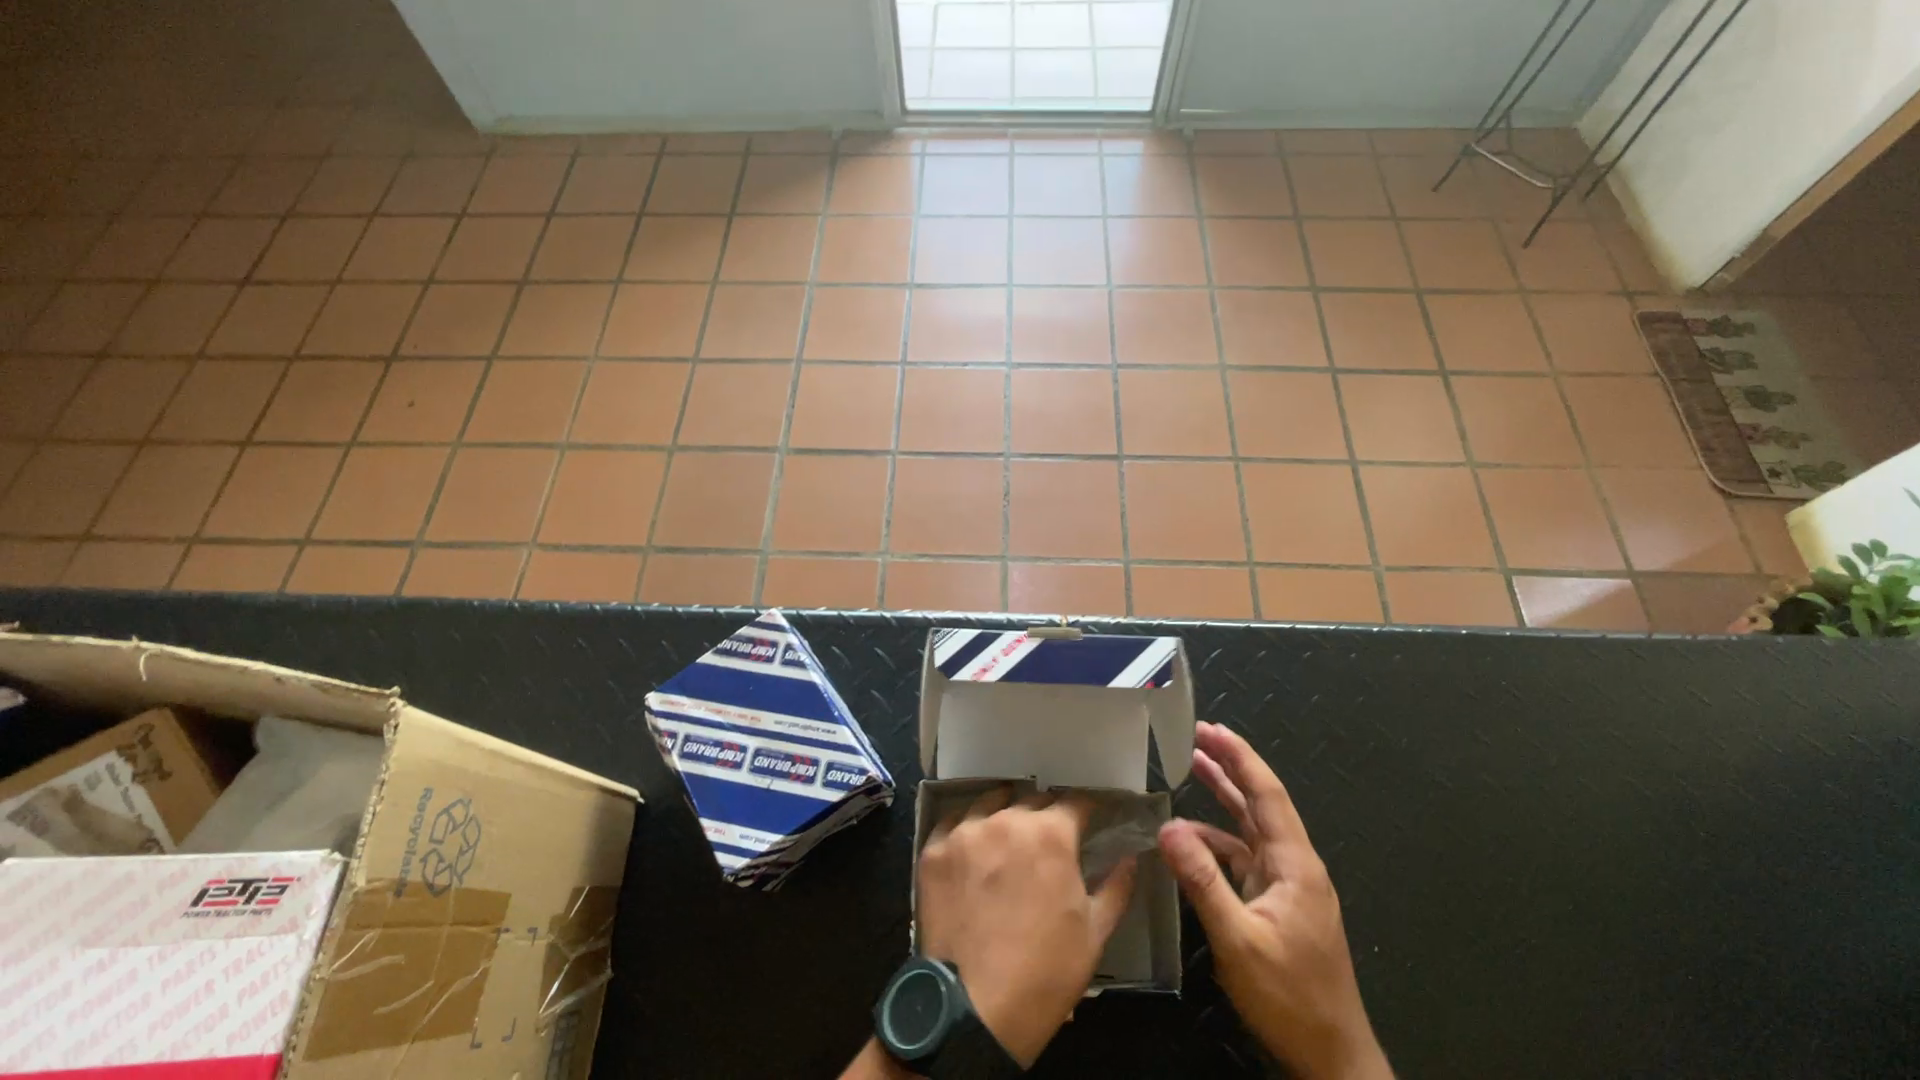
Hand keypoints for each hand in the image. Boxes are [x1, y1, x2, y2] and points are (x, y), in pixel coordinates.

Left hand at [916, 787, 1138, 1067]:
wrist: (976, 1008)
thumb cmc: (1046, 971)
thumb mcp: (1095, 933)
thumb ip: (1116, 887)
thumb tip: (1128, 859)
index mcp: (1052, 834)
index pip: (1075, 802)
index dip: (1085, 810)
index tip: (1088, 819)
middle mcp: (1006, 821)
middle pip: (1032, 801)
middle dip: (1045, 816)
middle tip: (1048, 841)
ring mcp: (964, 834)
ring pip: (989, 806)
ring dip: (1004, 816)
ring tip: (1007, 838)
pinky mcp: (932, 853)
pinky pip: (951, 826)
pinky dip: (965, 832)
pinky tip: (971, 849)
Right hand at [1157, 723, 1390, 1079]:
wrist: (1330, 1054)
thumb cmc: (1289, 996)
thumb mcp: (1239, 939)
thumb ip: (1203, 881)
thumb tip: (1168, 827)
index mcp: (1295, 865)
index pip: (1268, 795)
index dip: (1240, 758)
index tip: (1211, 729)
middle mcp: (1295, 867)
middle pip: (1261, 805)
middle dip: (1231, 768)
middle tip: (1195, 737)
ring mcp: (1288, 888)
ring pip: (1251, 831)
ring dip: (1223, 802)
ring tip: (1191, 771)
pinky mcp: (1278, 907)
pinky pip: (1244, 862)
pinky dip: (1217, 844)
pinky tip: (1189, 841)